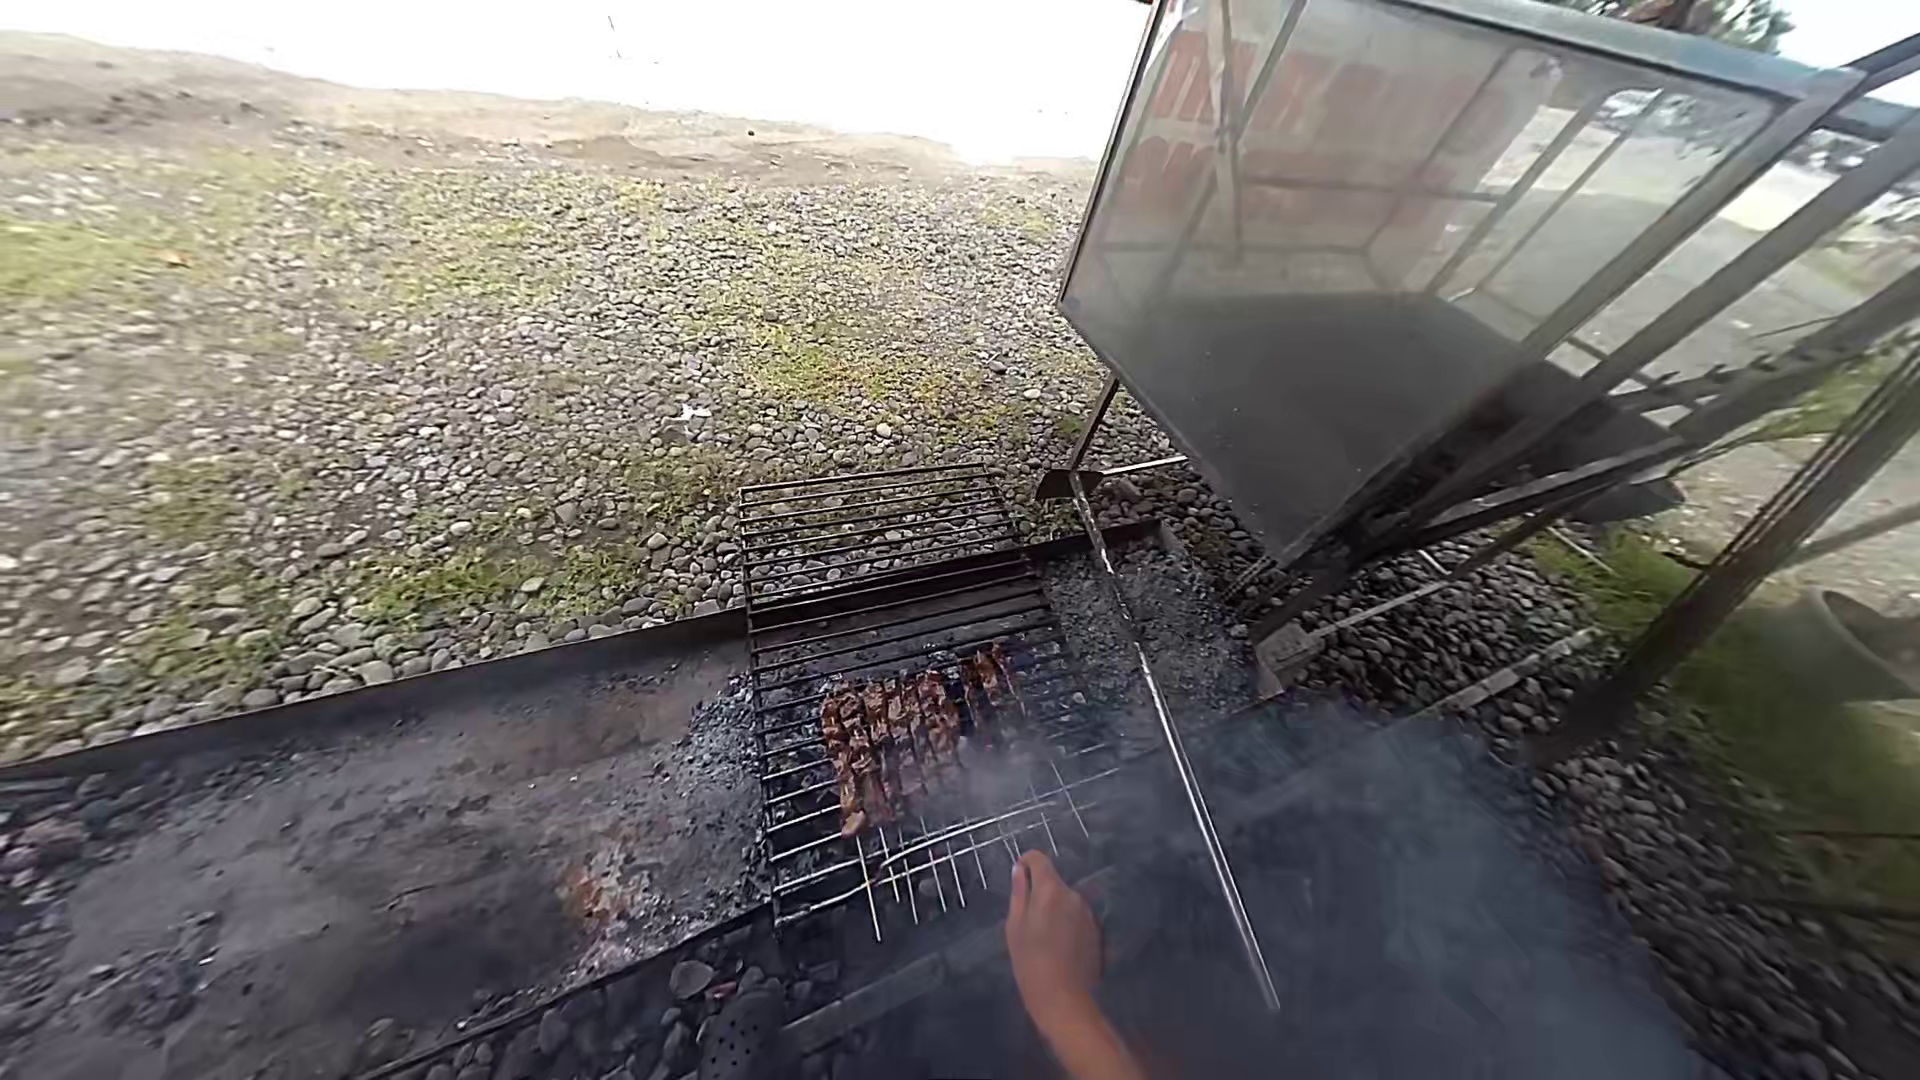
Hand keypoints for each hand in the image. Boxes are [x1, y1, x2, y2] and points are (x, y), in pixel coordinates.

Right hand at [1005, 850, 1101, 1026]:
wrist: (1066, 1003)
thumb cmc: (1032, 964)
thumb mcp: (1015, 927)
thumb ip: (1019, 893)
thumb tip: (1019, 869)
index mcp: (1050, 889)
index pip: (1039, 858)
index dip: (1027, 863)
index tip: (1019, 878)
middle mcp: (1072, 894)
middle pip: (1053, 880)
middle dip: (1041, 891)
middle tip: (1029, 918)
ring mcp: (1087, 912)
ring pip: (1065, 899)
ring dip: (1055, 907)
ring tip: (1045, 935)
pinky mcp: (1096, 930)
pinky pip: (1076, 915)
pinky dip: (1067, 921)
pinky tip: (1061, 945)